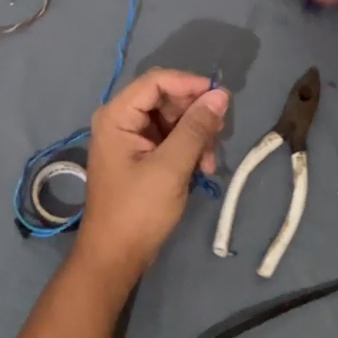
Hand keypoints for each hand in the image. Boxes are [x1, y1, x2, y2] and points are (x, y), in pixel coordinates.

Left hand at [77, 70, 227, 281]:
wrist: (115, 256)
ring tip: (208, 163)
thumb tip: (220, 95)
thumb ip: (196, 128)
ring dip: (195, 135)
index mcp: (117, 115)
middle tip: (217, 138)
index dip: (190, 84)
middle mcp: (120, 119)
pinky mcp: (140, 155)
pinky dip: (188, 149)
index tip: (222, 100)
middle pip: (166, 97)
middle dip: (194, 115)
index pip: (157, 80)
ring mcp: (130, 138)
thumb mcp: (171, 167)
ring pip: (172, 118)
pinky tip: (202, 169)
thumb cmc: (138, 210)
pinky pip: (169, 138)